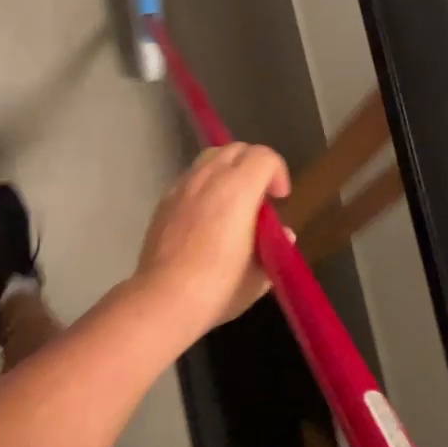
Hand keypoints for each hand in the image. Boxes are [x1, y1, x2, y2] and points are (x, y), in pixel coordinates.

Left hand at [131, 142, 290, 337]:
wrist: (164, 298)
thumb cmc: (218, 288)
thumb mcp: (259, 277)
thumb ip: (274, 248)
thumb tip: (283, 234)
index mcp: (238, 189)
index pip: (264, 156)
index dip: (278, 171)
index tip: (280, 198)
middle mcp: (209, 177)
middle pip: (237, 148)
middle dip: (255, 165)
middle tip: (260, 197)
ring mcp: (183, 184)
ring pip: (210, 156)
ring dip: (228, 169)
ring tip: (233, 200)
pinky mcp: (165, 198)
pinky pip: (191, 177)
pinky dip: (205, 184)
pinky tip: (206, 215)